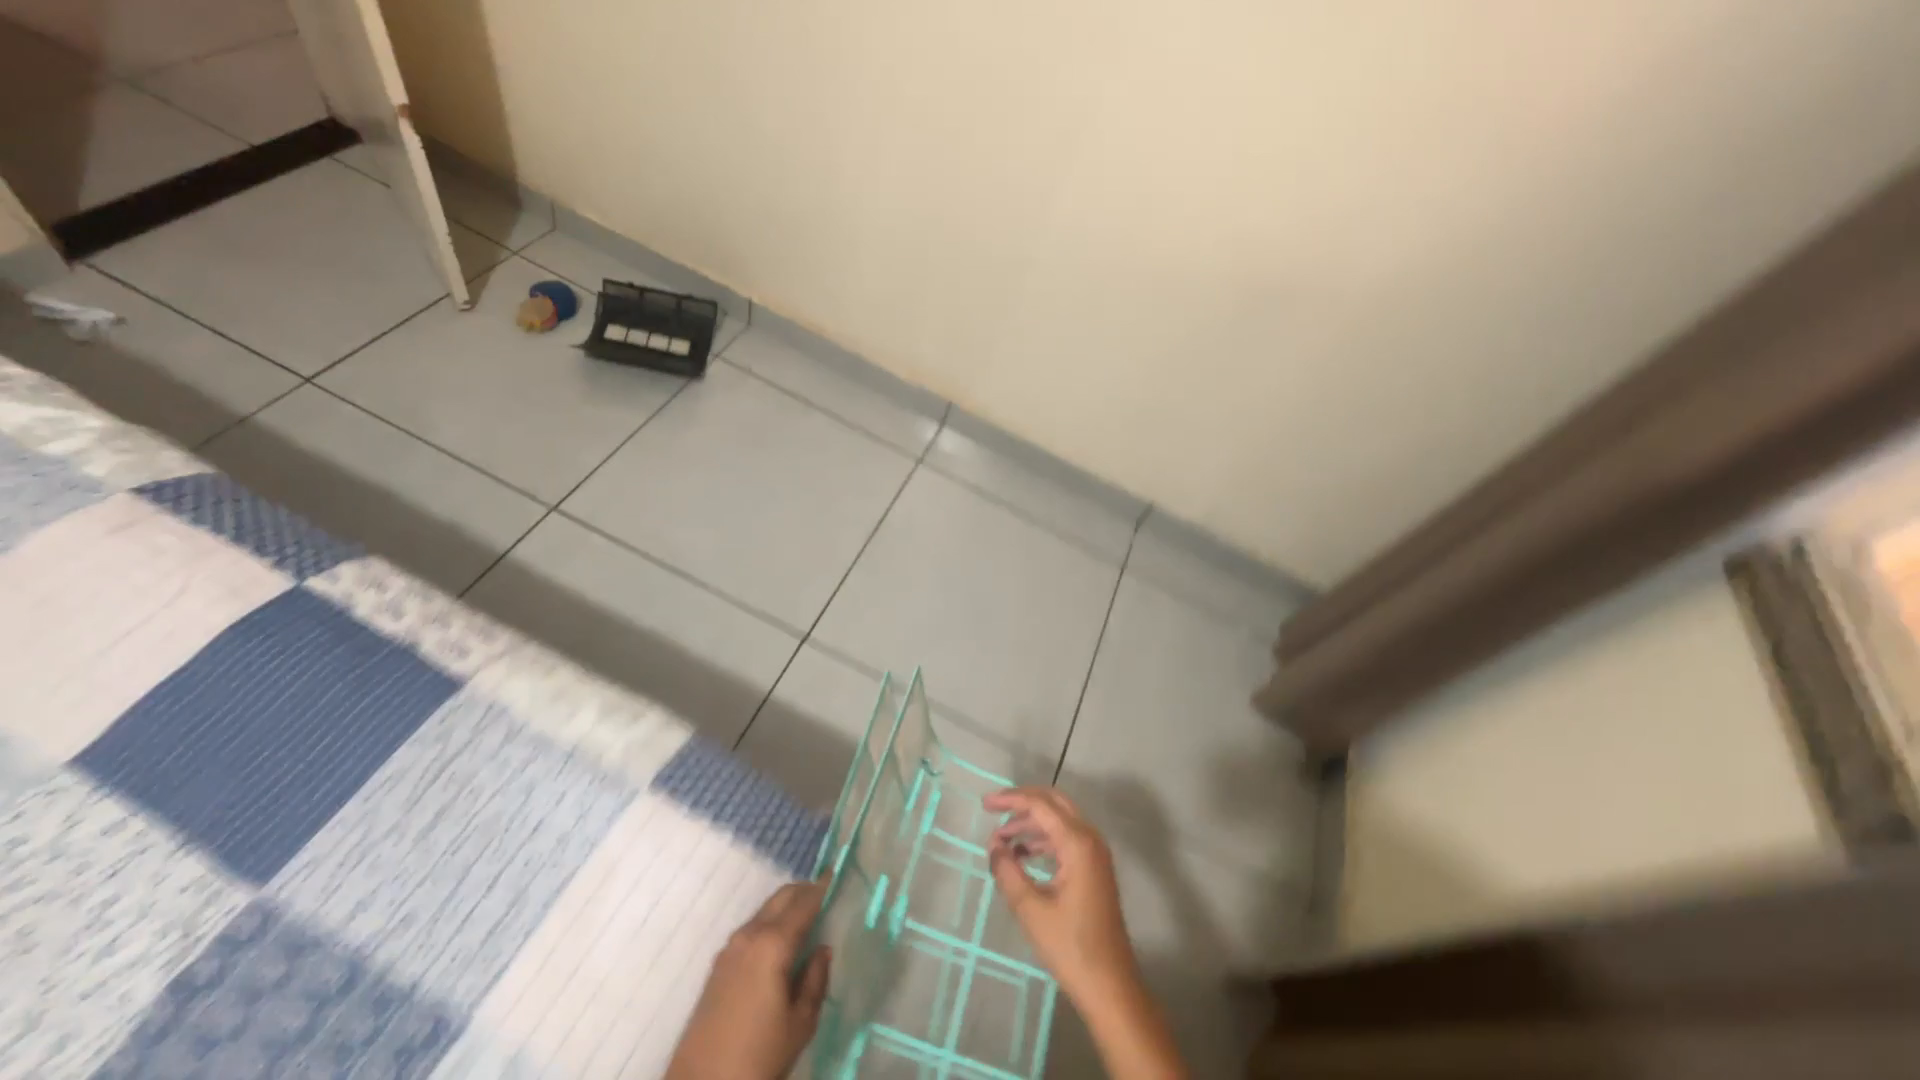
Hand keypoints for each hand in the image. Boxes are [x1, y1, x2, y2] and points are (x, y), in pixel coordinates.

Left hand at [664, 881, 831, 1079]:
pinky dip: (771, 924)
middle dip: (805, 892)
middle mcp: (749, 936)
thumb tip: (822, 950)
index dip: (823, 887)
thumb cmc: (760, 1055)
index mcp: (773, 945)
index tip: (839, 874)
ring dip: (787, 908)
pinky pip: (752, 930)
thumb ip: (815, 979)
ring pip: (765, 912)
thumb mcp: (801, 1022)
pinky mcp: (719, 965)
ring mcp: (730, 949)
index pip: (804, 903)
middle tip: (829, 898)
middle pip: (781, 898)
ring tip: (810, 922)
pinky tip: (784, 946)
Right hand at [983, 788, 1138, 1006]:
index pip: (1041, 805)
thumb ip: (1008, 870)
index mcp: (1078, 843)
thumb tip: (994, 845)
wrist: (1109, 982)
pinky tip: (1022, 855)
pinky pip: (1067, 840)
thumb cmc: (1069, 945)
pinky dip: (1043, 840)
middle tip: (993, 810)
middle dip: (1022, 803)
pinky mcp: (1095, 870)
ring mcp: (1096, 855)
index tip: (984, 804)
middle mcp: (1090, 840)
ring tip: (1001, 840)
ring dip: (1031, 824)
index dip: (1011, 799)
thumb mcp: (1029, 908)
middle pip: (1054, 803)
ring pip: (1061, 822)